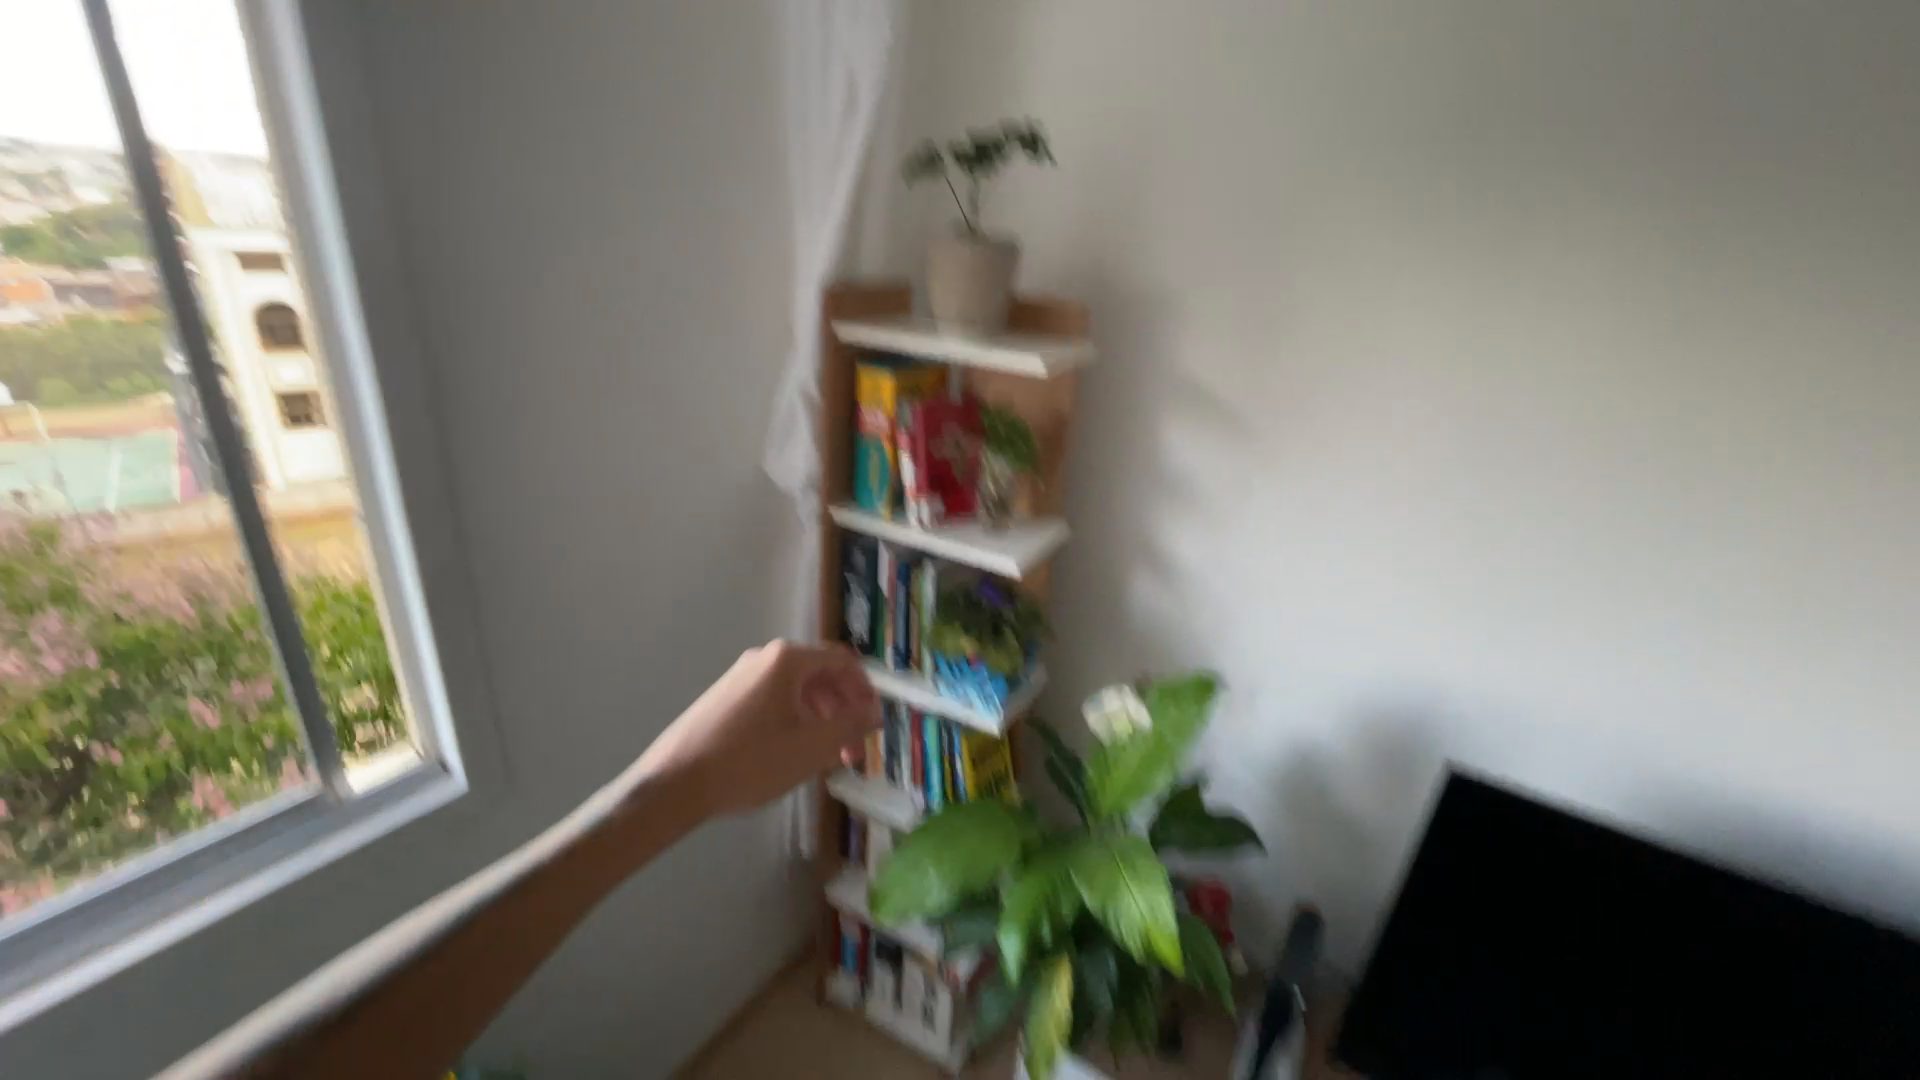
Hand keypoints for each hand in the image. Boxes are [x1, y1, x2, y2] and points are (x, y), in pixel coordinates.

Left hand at [631, 641, 881, 819]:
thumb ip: (851, 725)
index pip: (843, 661)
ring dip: (821, 720)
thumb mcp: (812, 747)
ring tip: (827, 759)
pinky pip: (774, 701)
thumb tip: (875, 711)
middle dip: (843, 710)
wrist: (675, 783)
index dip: (865, 690)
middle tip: (853, 750)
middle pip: (820, 675)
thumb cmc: (750, 761)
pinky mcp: (726, 698)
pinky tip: (794, 755)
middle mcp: (765, 658)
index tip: (874, 724)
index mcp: (788, 660)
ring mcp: (742, 677)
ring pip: (797, 691)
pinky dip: (795, 722)